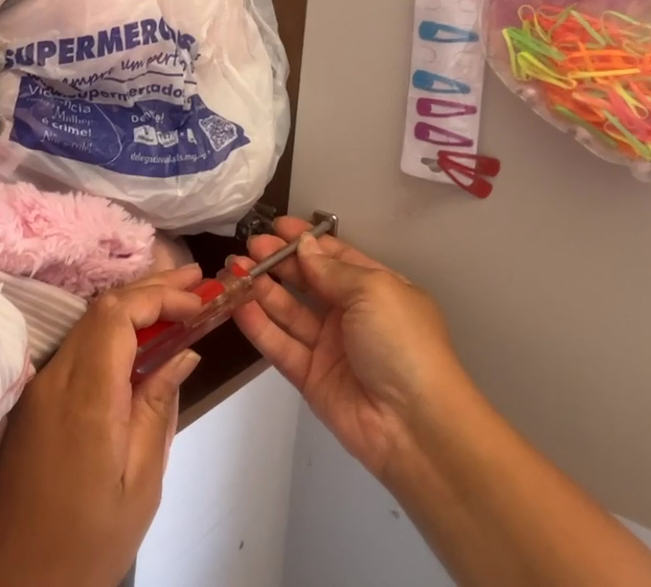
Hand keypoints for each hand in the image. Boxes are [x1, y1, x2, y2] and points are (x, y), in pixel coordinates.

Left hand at [0, 268, 206, 586]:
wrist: (16, 581)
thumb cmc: (87, 542)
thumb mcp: (141, 483)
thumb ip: (157, 409)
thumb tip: (181, 354)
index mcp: (86, 398)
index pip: (116, 315)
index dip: (159, 296)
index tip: (200, 302)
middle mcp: (55, 379)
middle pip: (101, 310)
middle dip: (151, 288)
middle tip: (198, 279)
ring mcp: (39, 388)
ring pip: (88, 324)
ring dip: (133, 306)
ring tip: (179, 298)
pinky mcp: (34, 401)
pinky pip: (78, 348)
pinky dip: (114, 330)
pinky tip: (141, 335)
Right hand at [232, 217, 469, 480]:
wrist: (415, 424)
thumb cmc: (402, 343)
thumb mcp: (374, 291)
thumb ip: (332, 269)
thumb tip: (305, 246)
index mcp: (377, 290)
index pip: (336, 257)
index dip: (306, 241)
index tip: (277, 226)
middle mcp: (353, 315)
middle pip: (309, 282)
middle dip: (279, 262)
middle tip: (250, 246)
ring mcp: (330, 347)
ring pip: (289, 311)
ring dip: (262, 289)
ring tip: (235, 269)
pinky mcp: (310, 376)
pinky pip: (280, 344)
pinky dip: (259, 325)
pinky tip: (239, 304)